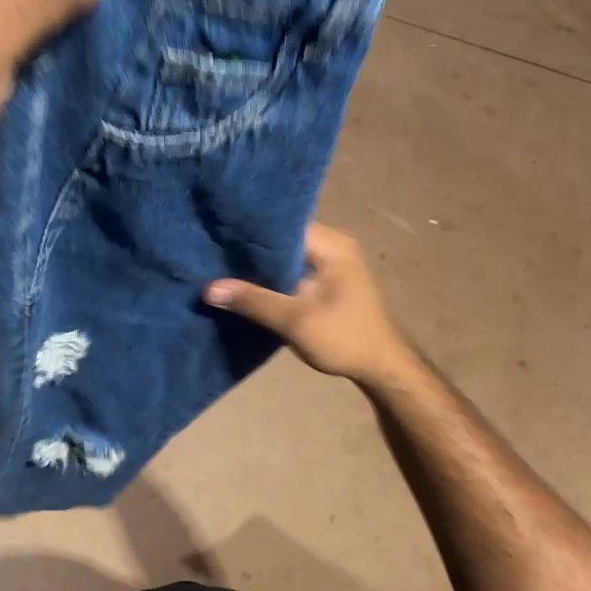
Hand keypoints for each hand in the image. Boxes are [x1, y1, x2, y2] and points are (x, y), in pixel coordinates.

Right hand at [204, 224, 417, 385]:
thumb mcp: (295, 321)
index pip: (282, 223)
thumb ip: (253, 301)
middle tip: (212, 251)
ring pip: (286, 254)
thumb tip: (208, 288)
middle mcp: (333, 244)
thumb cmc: (345, 339)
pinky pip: (293, 267)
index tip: (217, 234)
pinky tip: (246, 283)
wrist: (382, 367)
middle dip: (250, 248)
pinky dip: (272, 275)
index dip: (249, 230)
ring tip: (221, 265)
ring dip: (260, 264)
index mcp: (331, 243)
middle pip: (282, 237)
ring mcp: (331, 261)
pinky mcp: (327, 279)